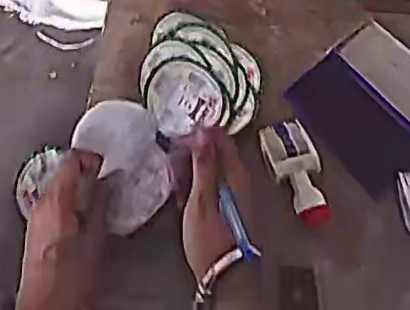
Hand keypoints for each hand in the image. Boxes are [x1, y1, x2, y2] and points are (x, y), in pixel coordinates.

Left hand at [16, 150, 109, 309]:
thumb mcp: (95, 239)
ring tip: (94, 205)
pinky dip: (67, 204)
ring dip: (76, 190)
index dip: (91, 159)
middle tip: (103, 185)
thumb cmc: (70, 278)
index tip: (104, 168)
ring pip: (58, 188)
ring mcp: (35, 218)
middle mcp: (42, 204)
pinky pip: (52, 205)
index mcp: (57, 199)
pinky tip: (79, 222)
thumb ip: (101, 204)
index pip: (72, 159)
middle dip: (84, 175)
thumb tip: (106, 183)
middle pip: (63, 172)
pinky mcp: (34, 233)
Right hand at [175, 126, 257, 281]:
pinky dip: (195, 184)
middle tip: (171, 160)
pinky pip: (210, 184)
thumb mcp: (202, 198)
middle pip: (214, 151)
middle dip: (190, 152)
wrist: (225, 277)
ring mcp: (233, 192)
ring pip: (210, 168)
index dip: (199, 133)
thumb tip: (203, 131)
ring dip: (189, 169)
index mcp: (235, 172)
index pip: (220, 137)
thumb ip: (203, 163)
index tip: (180, 137)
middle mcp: (237, 178)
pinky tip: (181, 194)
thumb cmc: (212, 238)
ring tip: (173, 180)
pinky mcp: (226, 206)